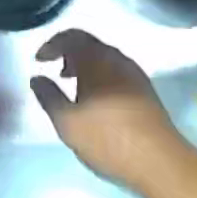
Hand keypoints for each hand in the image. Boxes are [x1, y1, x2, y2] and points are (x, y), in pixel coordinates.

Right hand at [30, 28, 189, 188]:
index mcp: (96, 58)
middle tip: (55, 72)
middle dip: (68, 54)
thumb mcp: (68, 123)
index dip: (51, 44)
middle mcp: (116, 57)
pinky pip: (115, 70)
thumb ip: (49, 97)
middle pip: (88, 44)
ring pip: (103, 57)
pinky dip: (100, 75)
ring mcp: (133, 72)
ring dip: (85, 65)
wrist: (160, 161)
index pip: (71, 36)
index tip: (39, 61)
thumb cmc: (109, 139)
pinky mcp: (144, 88)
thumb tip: (36, 78)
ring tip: (74, 89)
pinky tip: (97, 101)